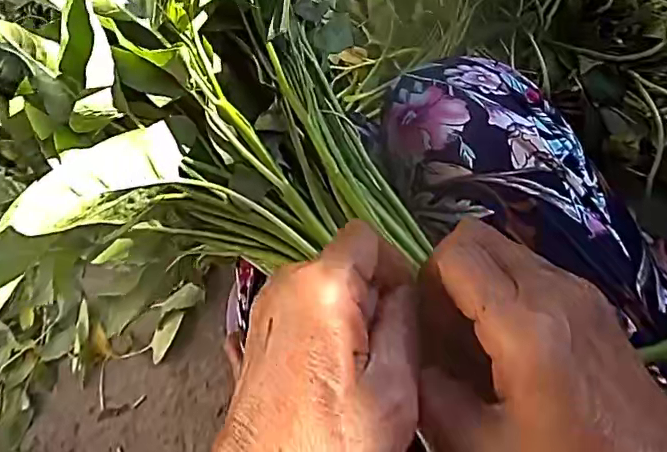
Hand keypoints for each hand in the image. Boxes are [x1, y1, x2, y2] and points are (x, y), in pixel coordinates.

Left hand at [214, 221, 419, 451]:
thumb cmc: (324, 446)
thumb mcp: (393, 389)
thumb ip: (405, 323)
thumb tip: (407, 293)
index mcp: (320, 285)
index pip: (366, 235)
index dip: (394, 266)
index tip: (404, 304)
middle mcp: (286, 283)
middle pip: (345, 263)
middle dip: (371, 298)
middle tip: (382, 352)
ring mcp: (267, 305)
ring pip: (325, 288)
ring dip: (347, 317)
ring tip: (355, 372)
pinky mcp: (259, 329)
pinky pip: (304, 309)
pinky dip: (322, 329)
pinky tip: (329, 374)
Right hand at [418, 219, 666, 451]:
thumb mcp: (488, 451)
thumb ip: (434, 398)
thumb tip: (411, 359)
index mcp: (527, 324)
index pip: (454, 253)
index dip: (428, 282)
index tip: (429, 329)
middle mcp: (554, 287)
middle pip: (476, 235)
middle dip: (449, 271)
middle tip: (447, 328)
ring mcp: (578, 287)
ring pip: (503, 247)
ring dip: (478, 278)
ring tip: (479, 340)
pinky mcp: (593, 299)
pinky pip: (532, 268)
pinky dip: (507, 288)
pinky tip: (513, 344)